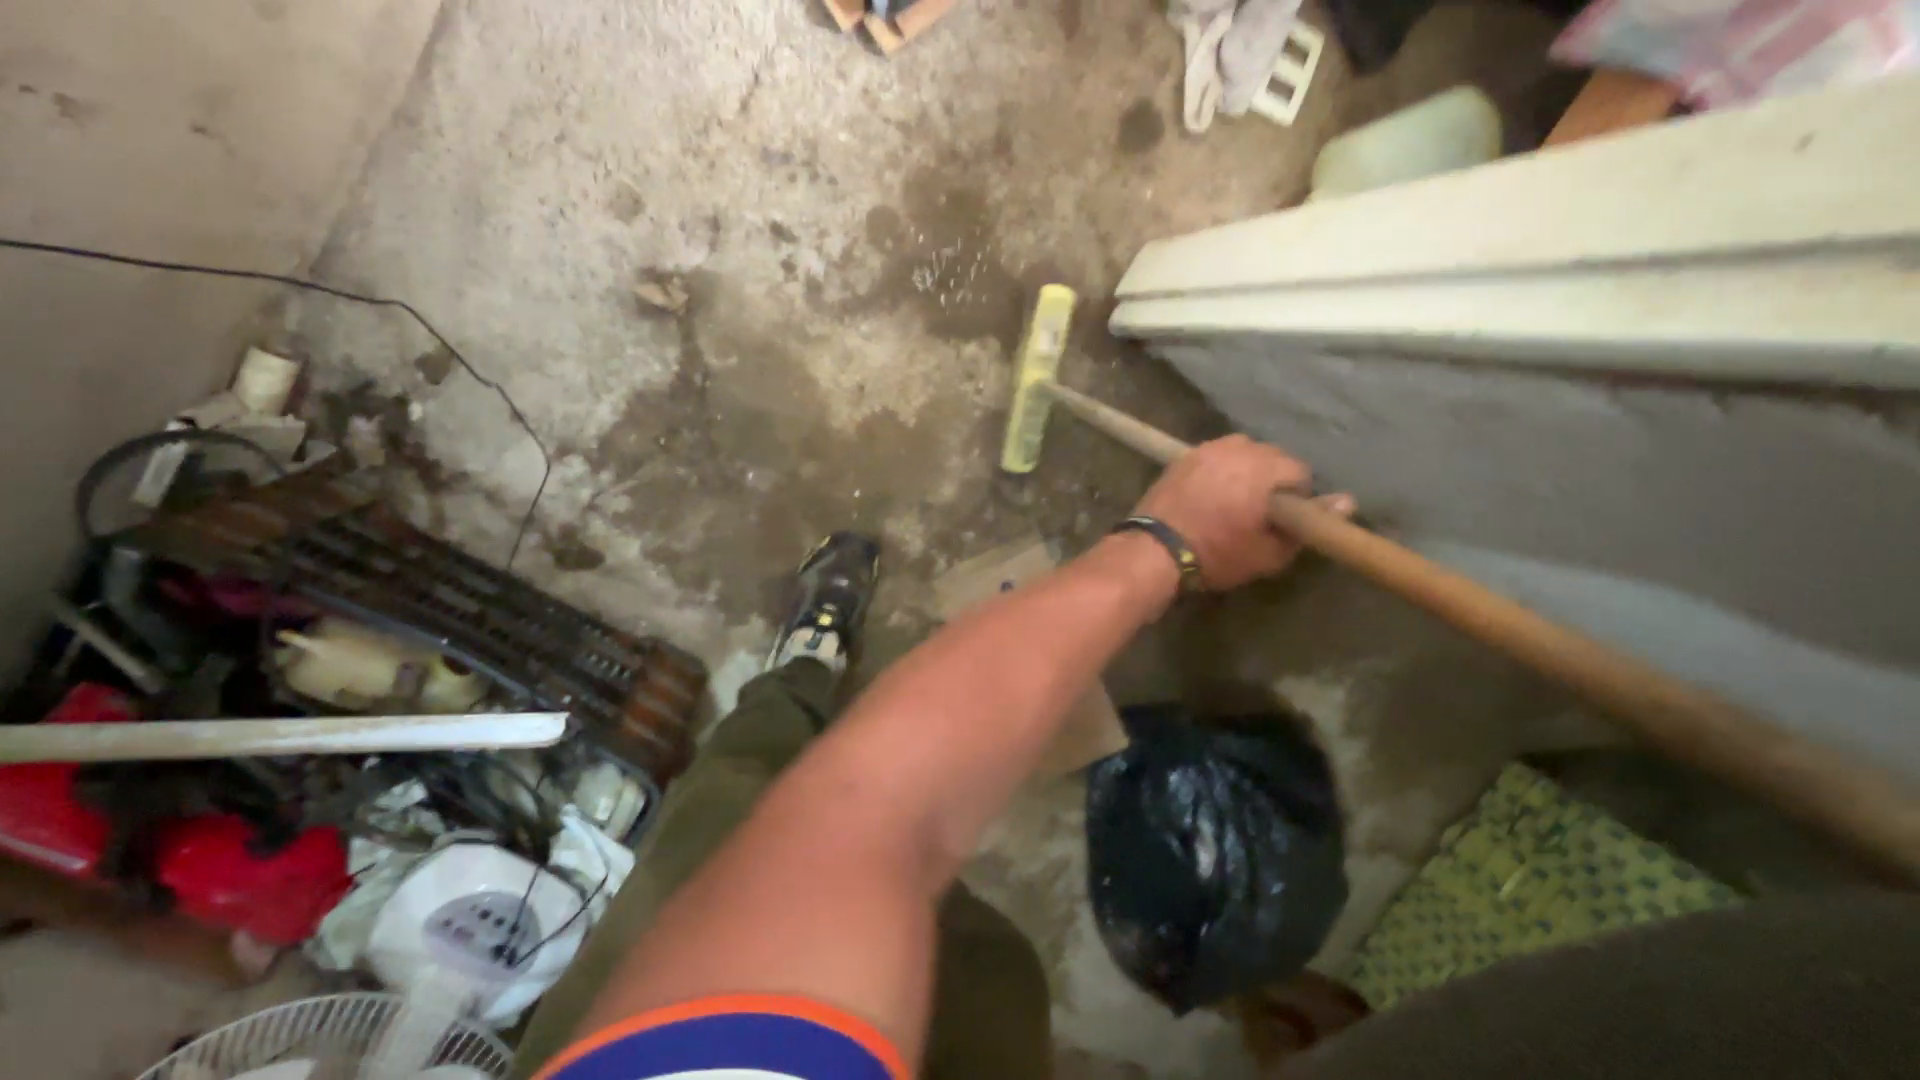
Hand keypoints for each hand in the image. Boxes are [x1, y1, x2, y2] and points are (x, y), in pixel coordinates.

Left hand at [1131, 434, 1354, 590]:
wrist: (1154, 550)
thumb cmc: (1217, 554)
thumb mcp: (1270, 552)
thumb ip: (1308, 524)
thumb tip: (1348, 501)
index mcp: (1265, 468)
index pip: (1300, 472)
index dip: (1297, 498)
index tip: (1283, 521)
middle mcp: (1238, 448)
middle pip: (1271, 457)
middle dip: (1272, 480)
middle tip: (1258, 513)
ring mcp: (1206, 448)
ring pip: (1241, 453)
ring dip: (1245, 472)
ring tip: (1234, 502)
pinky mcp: (1182, 456)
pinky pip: (1214, 458)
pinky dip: (1219, 471)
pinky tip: (1210, 495)